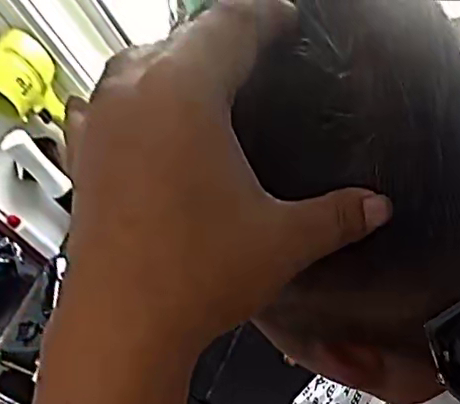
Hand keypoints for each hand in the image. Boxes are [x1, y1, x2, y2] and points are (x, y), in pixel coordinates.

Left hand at [60, 0, 391, 343]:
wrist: (128, 318)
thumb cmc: (194, 274)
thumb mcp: (285, 241)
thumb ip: (336, 217)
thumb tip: (375, 206)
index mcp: (186, 92)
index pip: (230, 26)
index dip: (264, 17)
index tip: (282, 17)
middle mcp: (133, 91)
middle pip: (180, 38)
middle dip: (219, 38)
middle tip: (249, 50)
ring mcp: (100, 122)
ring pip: (138, 67)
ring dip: (173, 68)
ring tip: (202, 87)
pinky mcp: (85, 157)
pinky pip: (109, 108)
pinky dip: (136, 108)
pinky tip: (147, 129)